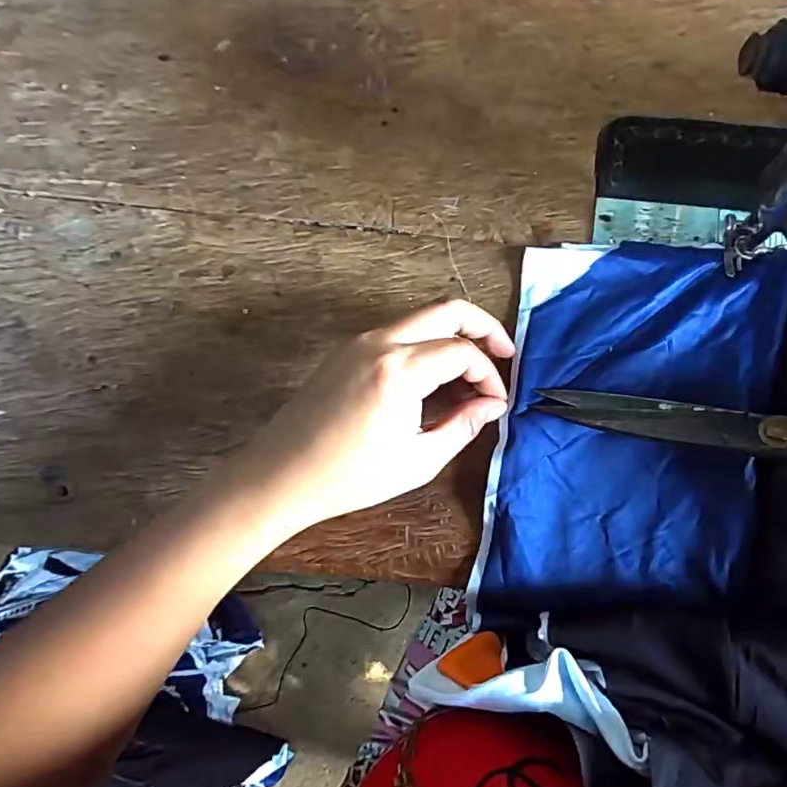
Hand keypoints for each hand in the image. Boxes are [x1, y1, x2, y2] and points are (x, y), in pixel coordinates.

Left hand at [225, 300, 515, 534]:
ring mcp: (358, 342)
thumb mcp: (418, 460)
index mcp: (399, 370)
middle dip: (483, 327)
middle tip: (505, 353)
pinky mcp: (346, 351)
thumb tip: (492, 406)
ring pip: (421, 318)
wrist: (281, 475)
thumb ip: (463, 425)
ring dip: (453, 335)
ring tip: (470, 375)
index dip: (490, 374)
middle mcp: (379, 342)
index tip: (496, 402)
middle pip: (446, 309)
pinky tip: (434, 379)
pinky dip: (425, 344)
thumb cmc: (349, 476)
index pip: (463, 351)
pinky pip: (398, 333)